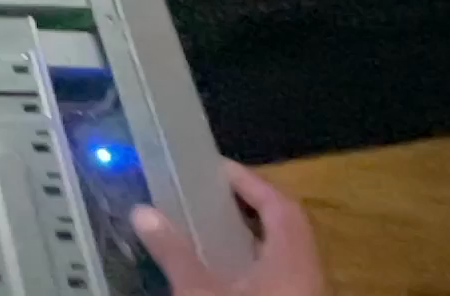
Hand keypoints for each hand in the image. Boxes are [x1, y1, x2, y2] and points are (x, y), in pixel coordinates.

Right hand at [132, 160, 324, 295]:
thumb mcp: (201, 293)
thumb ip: (173, 252)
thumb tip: (142, 210)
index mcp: (293, 265)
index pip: (283, 209)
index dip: (252, 183)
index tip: (214, 166)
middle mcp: (307, 281)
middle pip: (284, 233)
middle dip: (243, 209)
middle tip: (200, 193)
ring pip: (278, 260)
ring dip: (242, 239)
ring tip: (199, 228)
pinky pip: (272, 282)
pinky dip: (244, 266)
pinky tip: (213, 271)